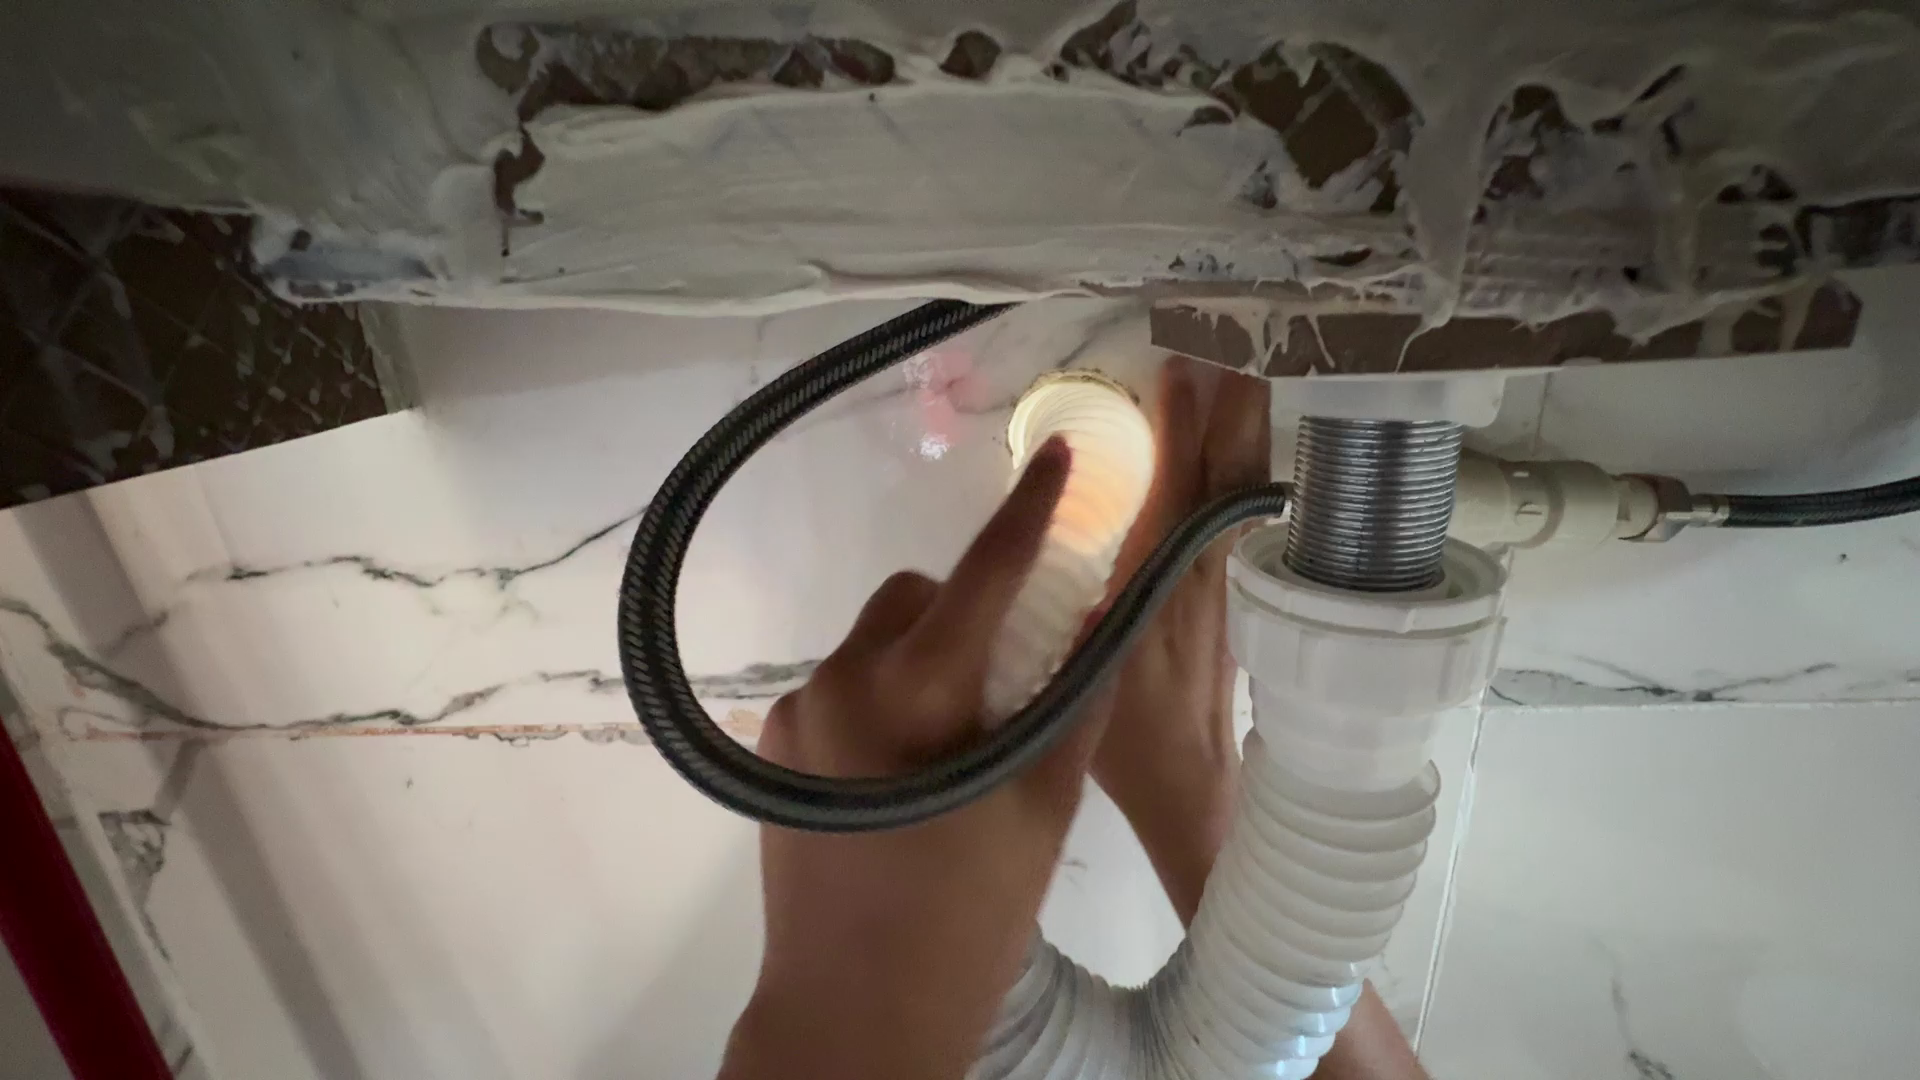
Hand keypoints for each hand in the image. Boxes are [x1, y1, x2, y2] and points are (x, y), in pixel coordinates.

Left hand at [722, 437, 1109, 1079]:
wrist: (852, 1015)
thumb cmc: (966, 919)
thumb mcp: (1041, 809)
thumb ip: (1072, 703)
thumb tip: (1099, 626)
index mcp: (912, 696)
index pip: (984, 579)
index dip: (1027, 513)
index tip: (1058, 456)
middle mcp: (837, 681)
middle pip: (916, 600)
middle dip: (966, 617)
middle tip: (1000, 683)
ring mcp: (794, 710)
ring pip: (877, 639)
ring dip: (922, 659)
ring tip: (949, 738)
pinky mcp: (772, 740)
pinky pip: (843, 681)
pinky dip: (882, 694)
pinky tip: (900, 767)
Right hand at [1092, 357, 1269, 922]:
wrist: (1194, 790)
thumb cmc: (1127, 744)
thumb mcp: (1080, 678)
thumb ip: (1070, 610)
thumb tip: (1044, 543)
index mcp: (1160, 591)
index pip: (1177, 494)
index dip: (1181, 430)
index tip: (1180, 368)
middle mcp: (1204, 577)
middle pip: (1227, 479)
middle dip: (1232, 409)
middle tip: (1235, 341)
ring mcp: (1228, 588)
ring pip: (1243, 496)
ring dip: (1244, 433)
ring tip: (1245, 374)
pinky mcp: (1236, 601)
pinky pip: (1243, 521)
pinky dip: (1244, 474)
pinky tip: (1243, 450)